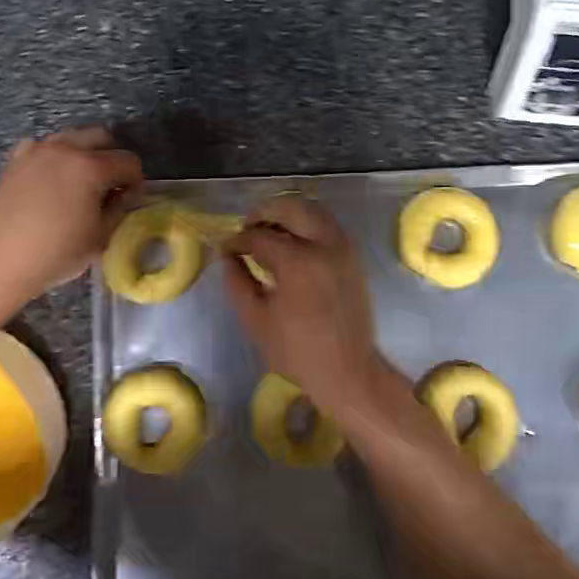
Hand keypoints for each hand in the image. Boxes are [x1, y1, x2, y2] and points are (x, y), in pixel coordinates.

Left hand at [0, 127, 142, 314]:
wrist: (1, 262)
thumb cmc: (57, 254)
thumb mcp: (100, 237)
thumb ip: (118, 210)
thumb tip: (123, 196)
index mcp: (90, 167)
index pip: (128, 161)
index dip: (136, 180)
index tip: (131, 198)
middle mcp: (64, 149)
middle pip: (100, 137)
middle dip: (111, 158)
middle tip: (110, 186)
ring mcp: (36, 151)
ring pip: (70, 138)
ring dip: (83, 154)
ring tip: (81, 183)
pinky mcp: (14, 161)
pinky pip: (42, 147)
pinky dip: (53, 157)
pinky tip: (51, 180)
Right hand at [222, 195, 396, 413]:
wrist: (348, 371)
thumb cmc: (297, 351)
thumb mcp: (256, 320)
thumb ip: (237, 282)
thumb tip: (226, 257)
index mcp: (298, 261)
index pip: (259, 236)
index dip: (237, 241)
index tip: (225, 249)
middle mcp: (324, 245)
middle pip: (291, 207)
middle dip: (264, 213)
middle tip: (247, 229)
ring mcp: (343, 248)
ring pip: (313, 211)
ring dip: (288, 215)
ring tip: (268, 233)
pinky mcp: (353, 257)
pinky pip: (327, 226)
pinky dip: (307, 225)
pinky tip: (291, 245)